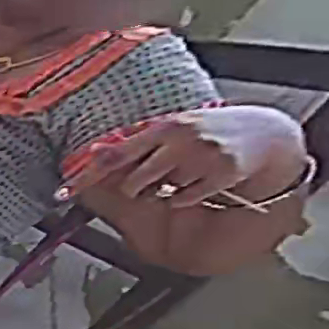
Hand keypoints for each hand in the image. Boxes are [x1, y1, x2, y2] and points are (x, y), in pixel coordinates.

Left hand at [58, 106, 307, 208]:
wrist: (266, 134)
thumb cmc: (206, 133)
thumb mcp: (168, 131)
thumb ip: (132, 143)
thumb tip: (93, 150)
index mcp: (163, 128)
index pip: (114, 157)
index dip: (86, 177)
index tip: (62, 192)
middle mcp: (181, 139)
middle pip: (132, 183)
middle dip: (137, 188)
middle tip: (156, 177)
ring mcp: (202, 156)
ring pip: (156, 193)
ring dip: (161, 192)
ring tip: (180, 176)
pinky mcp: (222, 174)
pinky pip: (181, 200)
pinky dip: (184, 198)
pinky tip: (200, 183)